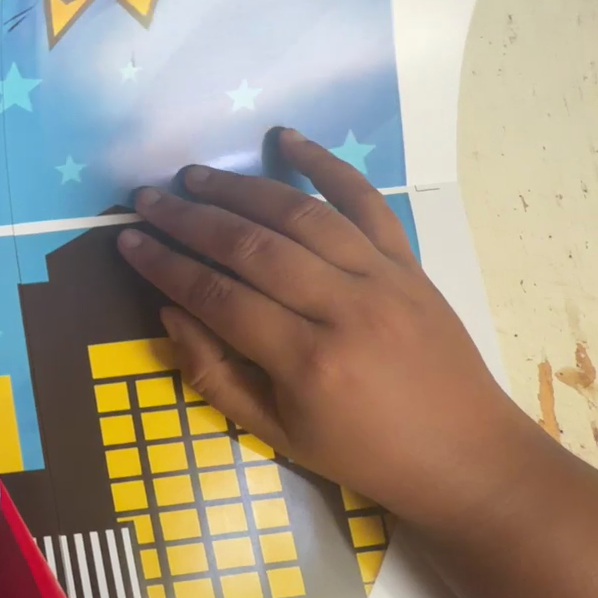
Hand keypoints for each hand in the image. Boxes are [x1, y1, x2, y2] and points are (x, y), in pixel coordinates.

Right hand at [115, 129, 552, 530]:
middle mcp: (345, 310)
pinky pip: (366, 201)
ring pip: (299, 215)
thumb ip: (211, 372)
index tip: (128, 241)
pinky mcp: (409, 263)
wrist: (470, 458)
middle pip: (251, 247)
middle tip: (147, 199)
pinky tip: (287, 138)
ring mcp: (383, 279)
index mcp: (307, 361)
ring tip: (194, 176)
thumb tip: (169, 310)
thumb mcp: (273, 432)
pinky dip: (326, 164)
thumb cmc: (361, 453)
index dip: (165, 265)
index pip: (217, 296)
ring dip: (240, 188)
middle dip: (189, 218)